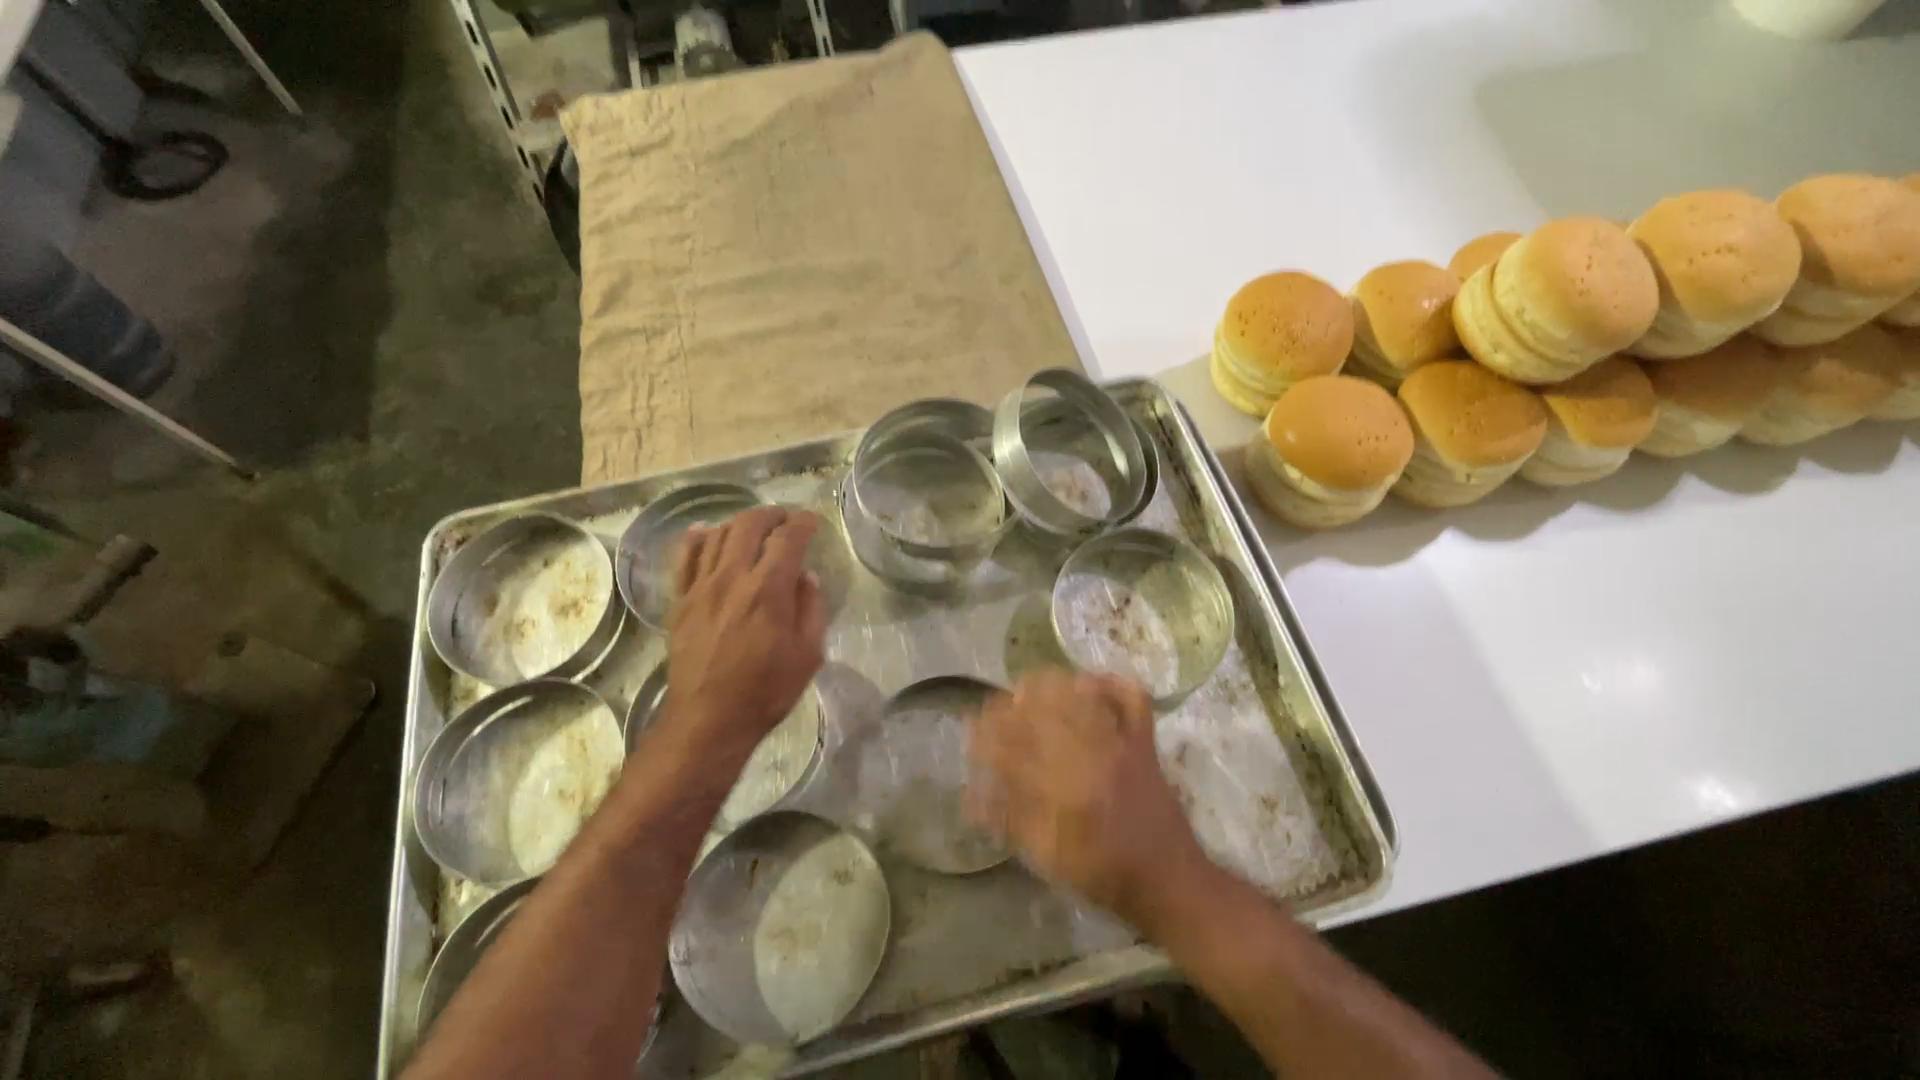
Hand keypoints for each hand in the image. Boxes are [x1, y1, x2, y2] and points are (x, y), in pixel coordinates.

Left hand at [666, 507, 827, 757]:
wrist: (709, 719)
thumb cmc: (766, 691)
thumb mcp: (808, 654)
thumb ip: (811, 609)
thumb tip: (806, 578)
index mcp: (768, 590)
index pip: (788, 538)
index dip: (803, 523)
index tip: (812, 520)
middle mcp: (732, 578)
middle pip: (749, 525)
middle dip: (772, 514)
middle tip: (785, 519)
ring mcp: (701, 587)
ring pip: (718, 535)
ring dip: (740, 523)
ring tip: (754, 528)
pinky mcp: (680, 601)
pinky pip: (685, 557)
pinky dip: (698, 538)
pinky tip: (707, 532)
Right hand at [965, 669, 1209, 935]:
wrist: (1168, 881)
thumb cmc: (1103, 875)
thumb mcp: (1047, 856)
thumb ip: (1010, 821)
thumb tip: (972, 795)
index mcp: (1061, 791)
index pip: (1012, 747)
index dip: (986, 733)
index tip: (970, 726)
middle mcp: (1089, 757)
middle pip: (1041, 712)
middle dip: (1010, 704)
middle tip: (994, 707)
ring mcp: (1120, 744)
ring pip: (1080, 696)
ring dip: (1050, 685)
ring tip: (1028, 687)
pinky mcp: (1144, 743)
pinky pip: (1132, 700)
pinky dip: (1111, 684)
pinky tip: (1089, 682)